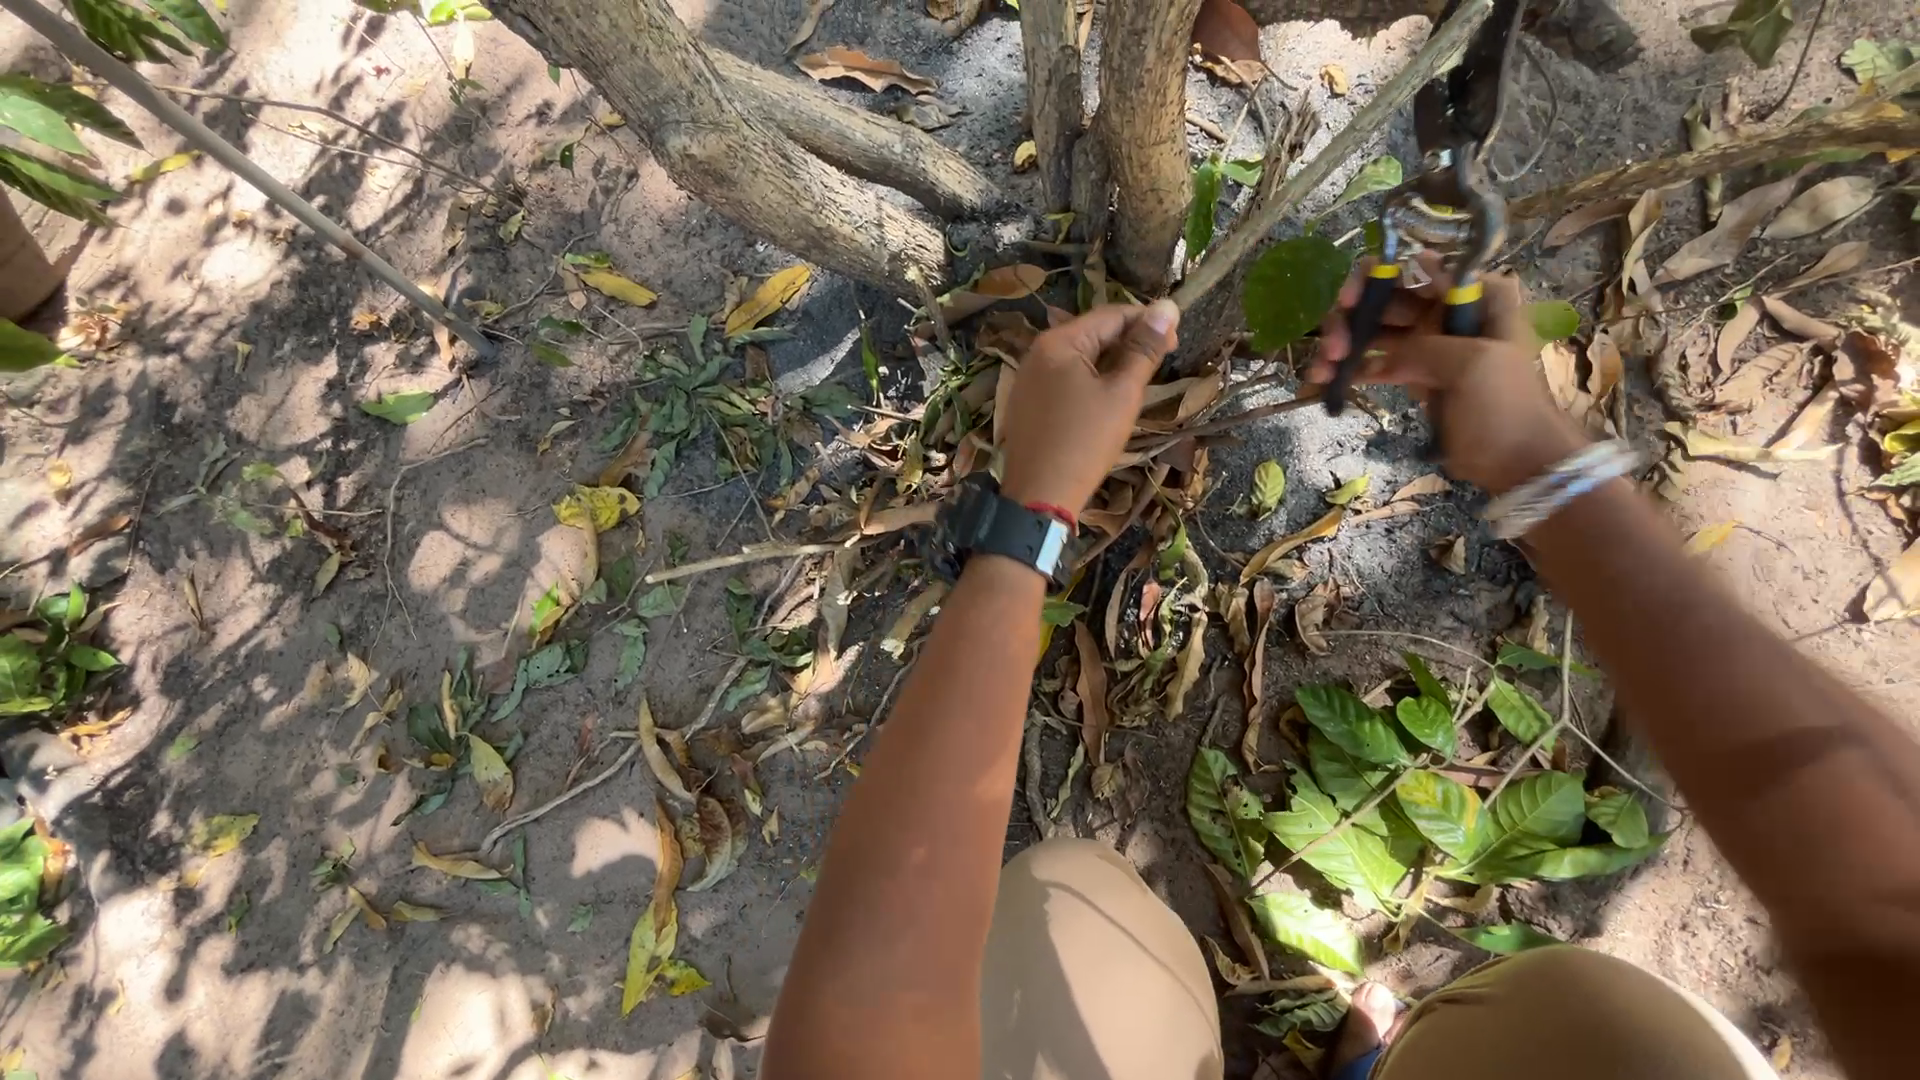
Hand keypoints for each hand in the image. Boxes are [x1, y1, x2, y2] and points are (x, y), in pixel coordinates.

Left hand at [999, 299, 1179, 514]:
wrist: (1039, 496)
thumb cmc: (1084, 442)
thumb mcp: (1122, 393)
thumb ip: (1144, 349)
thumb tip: (1168, 306)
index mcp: (1058, 342)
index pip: (1112, 315)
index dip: (1148, 324)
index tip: (1176, 346)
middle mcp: (1037, 353)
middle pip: (1093, 334)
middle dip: (1129, 346)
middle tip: (1158, 370)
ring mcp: (1028, 380)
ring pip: (1080, 359)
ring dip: (1111, 366)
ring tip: (1136, 388)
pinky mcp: (1027, 404)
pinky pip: (1065, 381)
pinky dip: (1090, 384)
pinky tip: (1106, 405)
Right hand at [1311, 255, 1586, 495]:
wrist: (1514, 460)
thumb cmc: (1505, 406)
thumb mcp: (1473, 364)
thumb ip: (1425, 344)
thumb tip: (1381, 344)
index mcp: (1473, 297)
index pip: (1419, 267)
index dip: (1379, 276)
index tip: (1352, 300)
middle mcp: (1446, 313)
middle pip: (1386, 297)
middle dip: (1352, 316)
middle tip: (1333, 347)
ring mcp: (1426, 344)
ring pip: (1372, 330)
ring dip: (1343, 344)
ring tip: (1322, 370)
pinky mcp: (1410, 375)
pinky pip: (1371, 362)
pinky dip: (1346, 369)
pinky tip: (1324, 382)